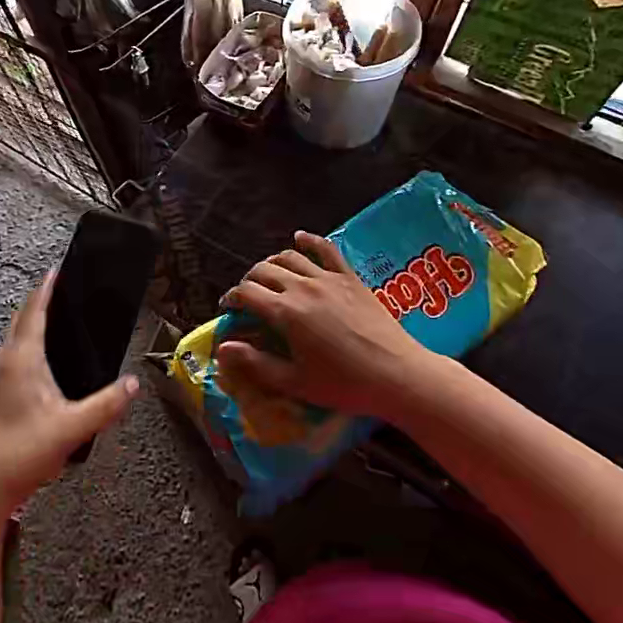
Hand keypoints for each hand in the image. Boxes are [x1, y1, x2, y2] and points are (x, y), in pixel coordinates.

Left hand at [0, 271, 139, 519]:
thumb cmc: (20, 453)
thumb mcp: (72, 428)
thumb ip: (106, 405)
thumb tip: (133, 383)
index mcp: (22, 358)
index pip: (35, 310)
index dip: (47, 288)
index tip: (57, 270)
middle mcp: (5, 362)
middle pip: (22, 320)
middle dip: (39, 302)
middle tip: (60, 291)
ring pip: (14, 340)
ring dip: (30, 324)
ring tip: (54, 321)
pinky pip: (11, 358)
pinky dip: (26, 346)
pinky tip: (40, 365)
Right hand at [216, 230, 435, 420]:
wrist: (398, 375)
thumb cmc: (344, 385)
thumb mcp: (295, 382)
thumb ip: (256, 363)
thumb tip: (224, 347)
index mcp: (286, 313)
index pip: (247, 293)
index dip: (232, 298)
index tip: (229, 308)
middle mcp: (303, 287)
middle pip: (264, 270)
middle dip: (249, 281)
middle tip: (248, 296)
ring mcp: (328, 278)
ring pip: (289, 257)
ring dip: (272, 263)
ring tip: (268, 275)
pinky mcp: (349, 277)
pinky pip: (325, 249)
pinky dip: (309, 240)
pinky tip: (299, 237)